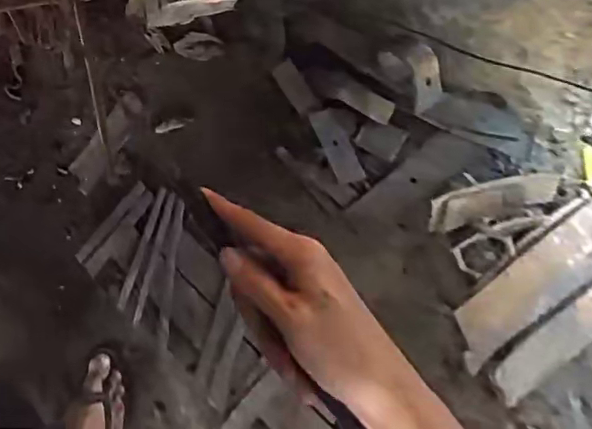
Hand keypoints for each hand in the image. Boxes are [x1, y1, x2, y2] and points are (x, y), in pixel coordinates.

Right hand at [204, 189, 458, 428]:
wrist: (390, 397)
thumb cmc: (341, 352)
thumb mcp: (289, 318)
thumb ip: (254, 283)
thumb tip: (226, 252)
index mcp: (300, 253)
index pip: (252, 224)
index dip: (225, 210)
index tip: (201, 193)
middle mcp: (304, 261)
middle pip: (254, 272)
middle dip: (255, 313)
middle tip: (271, 343)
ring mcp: (310, 285)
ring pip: (265, 301)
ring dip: (272, 337)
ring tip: (292, 365)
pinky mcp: (314, 308)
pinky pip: (282, 317)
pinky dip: (285, 344)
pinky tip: (301, 370)